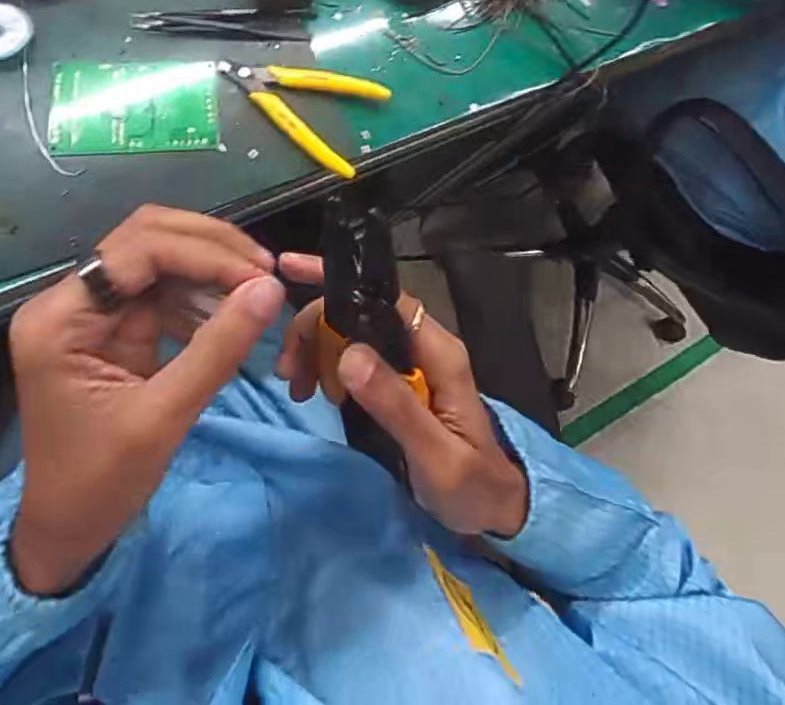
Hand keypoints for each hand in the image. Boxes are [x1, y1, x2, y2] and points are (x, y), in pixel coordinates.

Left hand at [7, 206, 284, 594]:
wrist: (66, 533)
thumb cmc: (100, 484)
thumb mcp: (163, 418)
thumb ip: (217, 349)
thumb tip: (269, 289)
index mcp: (60, 317)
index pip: (136, 250)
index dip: (202, 253)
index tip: (258, 275)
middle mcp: (68, 300)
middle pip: (143, 240)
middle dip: (207, 247)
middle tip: (262, 270)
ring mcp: (88, 312)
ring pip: (155, 260)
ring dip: (207, 269)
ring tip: (255, 291)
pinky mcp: (110, 328)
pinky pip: (158, 292)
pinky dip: (198, 297)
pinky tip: (229, 314)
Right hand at [275, 254, 528, 537]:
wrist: (495, 512)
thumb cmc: (473, 488)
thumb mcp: (436, 456)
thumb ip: (395, 405)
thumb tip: (348, 354)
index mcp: (437, 351)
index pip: (382, 295)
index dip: (336, 279)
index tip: (289, 271)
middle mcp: (421, 344)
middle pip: (355, 311)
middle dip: (313, 329)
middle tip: (289, 371)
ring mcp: (407, 360)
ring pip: (347, 331)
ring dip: (314, 350)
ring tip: (299, 387)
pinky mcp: (393, 378)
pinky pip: (348, 355)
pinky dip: (322, 366)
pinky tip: (313, 390)